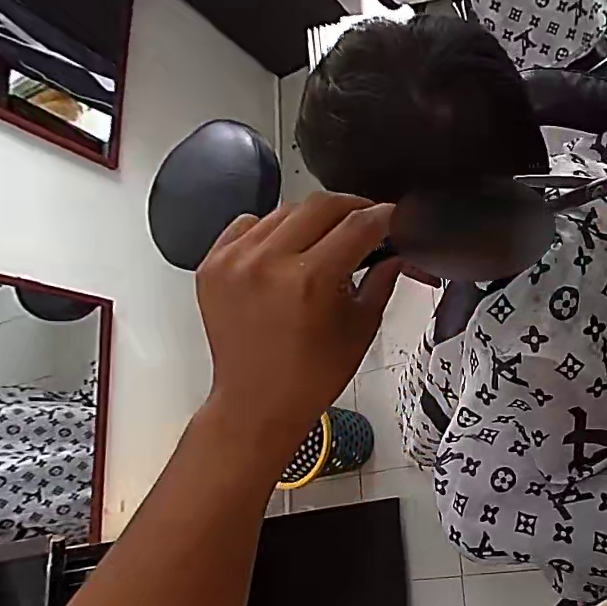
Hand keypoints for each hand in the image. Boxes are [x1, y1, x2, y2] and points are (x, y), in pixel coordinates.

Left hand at [195, 192, 400, 450]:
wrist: (259, 401)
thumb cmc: (312, 374)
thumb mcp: (363, 326)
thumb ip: (382, 280)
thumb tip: (394, 252)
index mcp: (311, 280)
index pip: (358, 225)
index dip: (384, 216)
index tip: (393, 216)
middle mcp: (268, 263)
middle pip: (320, 205)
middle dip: (352, 207)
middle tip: (368, 219)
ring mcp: (235, 261)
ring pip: (285, 210)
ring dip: (314, 218)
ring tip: (329, 238)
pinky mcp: (212, 265)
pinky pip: (247, 225)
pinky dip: (273, 229)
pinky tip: (289, 250)